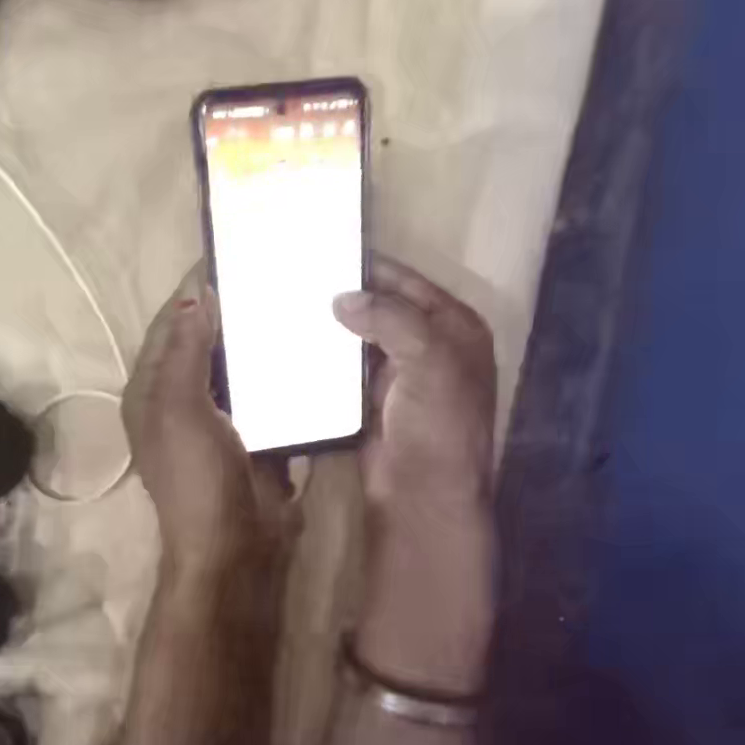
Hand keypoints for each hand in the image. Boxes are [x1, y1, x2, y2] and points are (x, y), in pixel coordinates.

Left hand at [124, 266, 281, 571]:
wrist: (234, 549)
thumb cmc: (197, 481)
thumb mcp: (180, 411)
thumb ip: (185, 351)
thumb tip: (200, 294)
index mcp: (152, 390)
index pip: (170, 323)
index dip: (195, 289)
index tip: (234, 251)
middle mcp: (181, 400)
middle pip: (206, 340)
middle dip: (235, 308)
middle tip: (277, 270)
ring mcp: (221, 420)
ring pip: (240, 365)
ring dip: (264, 338)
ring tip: (300, 299)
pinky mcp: (256, 437)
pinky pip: (269, 394)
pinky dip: (285, 373)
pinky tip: (313, 349)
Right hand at [333, 256, 498, 692]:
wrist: (423, 494)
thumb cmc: (438, 423)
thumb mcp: (428, 360)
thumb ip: (390, 319)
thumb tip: (343, 298)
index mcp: (455, 328)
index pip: (408, 283)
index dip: (370, 268)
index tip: (324, 251)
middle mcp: (430, 347)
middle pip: (383, 308)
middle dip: (345, 295)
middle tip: (297, 278)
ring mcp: (399, 377)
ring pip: (361, 339)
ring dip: (332, 328)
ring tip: (289, 306)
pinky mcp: (372, 403)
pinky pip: (346, 371)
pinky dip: (326, 360)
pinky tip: (296, 347)